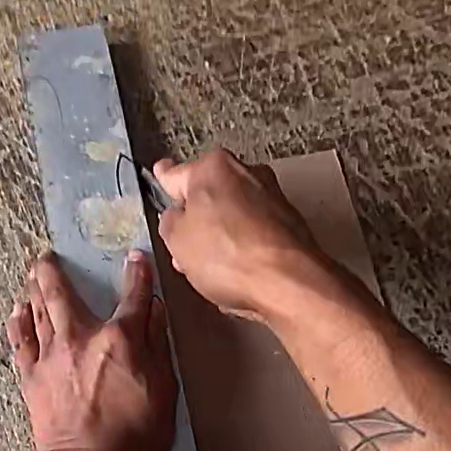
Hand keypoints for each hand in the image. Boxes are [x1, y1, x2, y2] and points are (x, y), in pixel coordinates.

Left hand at [5, 250, 176, 450]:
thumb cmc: (132, 434)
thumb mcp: (164, 389)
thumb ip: (158, 346)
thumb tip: (155, 311)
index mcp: (119, 339)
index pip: (133, 296)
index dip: (137, 274)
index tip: (136, 258)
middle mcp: (81, 337)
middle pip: (63, 294)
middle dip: (54, 271)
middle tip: (46, 257)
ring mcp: (52, 355)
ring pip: (39, 311)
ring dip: (34, 288)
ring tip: (31, 273)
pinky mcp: (33, 375)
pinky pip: (21, 341)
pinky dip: (18, 323)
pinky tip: (16, 310)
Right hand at [152, 149, 331, 323]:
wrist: (285, 282)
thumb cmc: (233, 257)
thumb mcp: (175, 240)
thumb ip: (168, 221)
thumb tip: (174, 219)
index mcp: (213, 168)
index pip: (177, 173)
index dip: (165, 179)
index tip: (162, 173)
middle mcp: (246, 174)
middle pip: (207, 197)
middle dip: (195, 222)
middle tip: (183, 248)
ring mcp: (270, 197)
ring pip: (230, 216)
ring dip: (218, 239)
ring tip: (211, 268)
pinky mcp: (287, 223)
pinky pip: (251, 234)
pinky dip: (241, 250)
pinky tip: (235, 271)